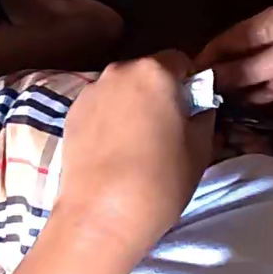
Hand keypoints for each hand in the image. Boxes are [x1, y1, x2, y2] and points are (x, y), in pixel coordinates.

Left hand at [49, 51, 215, 258]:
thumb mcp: (200, 148)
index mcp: (154, 71)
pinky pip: (99, 106)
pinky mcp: (70, 113)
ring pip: (120, 89)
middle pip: (146, 73)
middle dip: (158, 91)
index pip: (180, 61)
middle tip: (166, 127)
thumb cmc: (161, 178)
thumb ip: (202, 115)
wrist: (101, 212)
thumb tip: (198, 106)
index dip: (189, 82)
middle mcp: (118, 71)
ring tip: (136, 142)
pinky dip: (108, 118)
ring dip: (131, 104)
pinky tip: (112, 149)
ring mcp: (90, 91)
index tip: (191, 108)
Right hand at [194, 8, 272, 103]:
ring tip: (212, 112)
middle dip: (217, 78)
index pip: (222, 42)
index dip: (204, 61)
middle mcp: (267, 38)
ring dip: (234, 91)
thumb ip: (240, 71)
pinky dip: (252, 98)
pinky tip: (237, 113)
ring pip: (248, 75)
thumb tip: (207, 80)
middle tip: (196, 104)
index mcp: (261, 24)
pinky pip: (263, 87)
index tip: (185, 84)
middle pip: (233, 59)